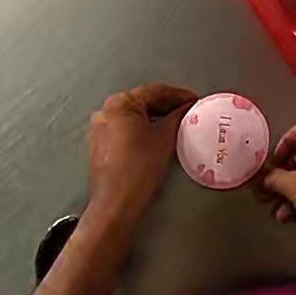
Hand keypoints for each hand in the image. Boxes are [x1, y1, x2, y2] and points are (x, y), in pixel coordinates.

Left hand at [86, 83, 197, 224]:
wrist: (117, 203)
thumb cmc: (139, 169)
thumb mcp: (165, 138)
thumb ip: (177, 117)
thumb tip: (185, 108)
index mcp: (120, 104)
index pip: (155, 91)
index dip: (179, 95)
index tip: (194, 99)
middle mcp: (106, 111)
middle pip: (143, 101)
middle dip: (167, 105)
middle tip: (189, 110)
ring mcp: (100, 127)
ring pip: (134, 115)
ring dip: (156, 116)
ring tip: (178, 122)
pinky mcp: (100, 142)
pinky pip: (126, 127)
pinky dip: (143, 127)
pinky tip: (159, 133)